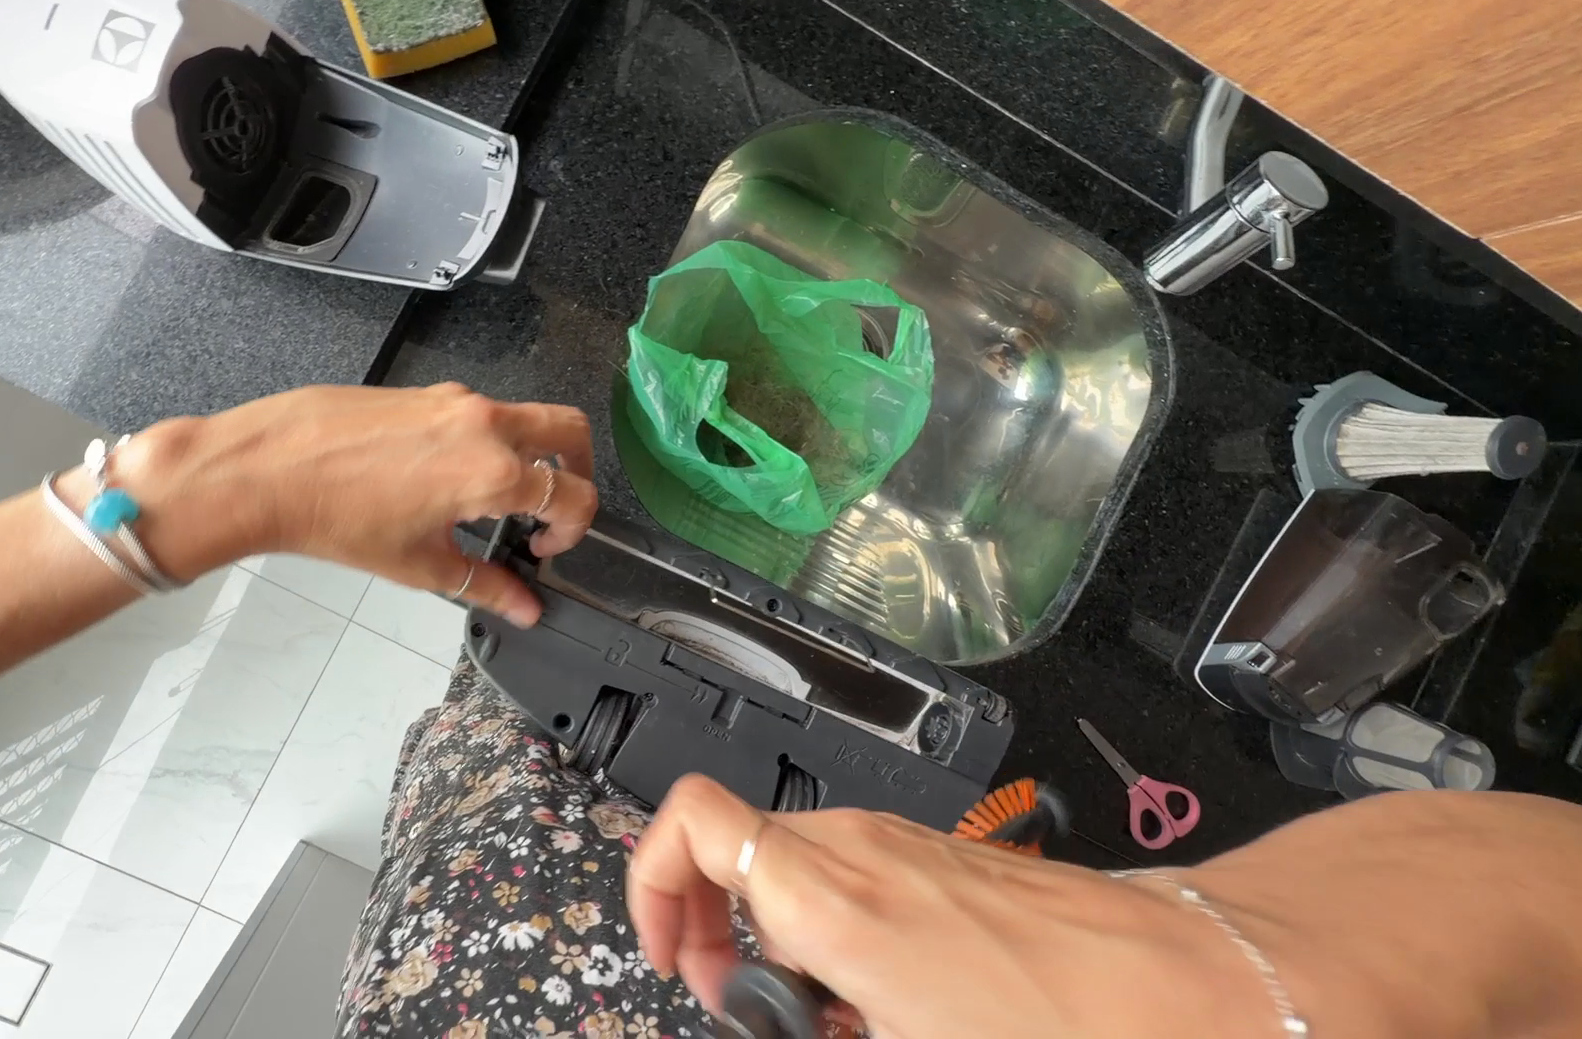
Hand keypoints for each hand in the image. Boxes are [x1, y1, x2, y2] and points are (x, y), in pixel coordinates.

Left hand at [110, 383, 597, 625]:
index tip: (542, 547)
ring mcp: (457, 401)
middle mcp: (486, 424)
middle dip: (578, 471)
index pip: (573, 494)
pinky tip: (449, 476)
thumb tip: (526, 608)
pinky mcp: (429, 391)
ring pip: (528, 417)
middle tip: (554, 507)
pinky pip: (485, 412)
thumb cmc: (339, 521)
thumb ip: (488, 585)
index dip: (572, 529)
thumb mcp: (421, 565)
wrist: (266, 468)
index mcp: (492, 471)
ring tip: (492, 499)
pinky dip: (493, 442)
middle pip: (571, 431)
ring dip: (531, 456)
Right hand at [625, 776, 1324, 1038]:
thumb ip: (817, 1031)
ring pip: (773, 860)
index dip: (651, 879)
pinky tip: (869, 997)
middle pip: (722, 844)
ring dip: (762, 933)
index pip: (693, 821)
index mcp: (832, 896)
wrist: (1186, 987)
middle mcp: (847, 846)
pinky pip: (829, 871)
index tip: (667, 955)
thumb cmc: (1064, 1031)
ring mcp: (885, 841)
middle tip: (736, 1004)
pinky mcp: (917, 853)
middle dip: (703, 925)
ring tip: (812, 1016)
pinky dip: (814, 925)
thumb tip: (778, 1021)